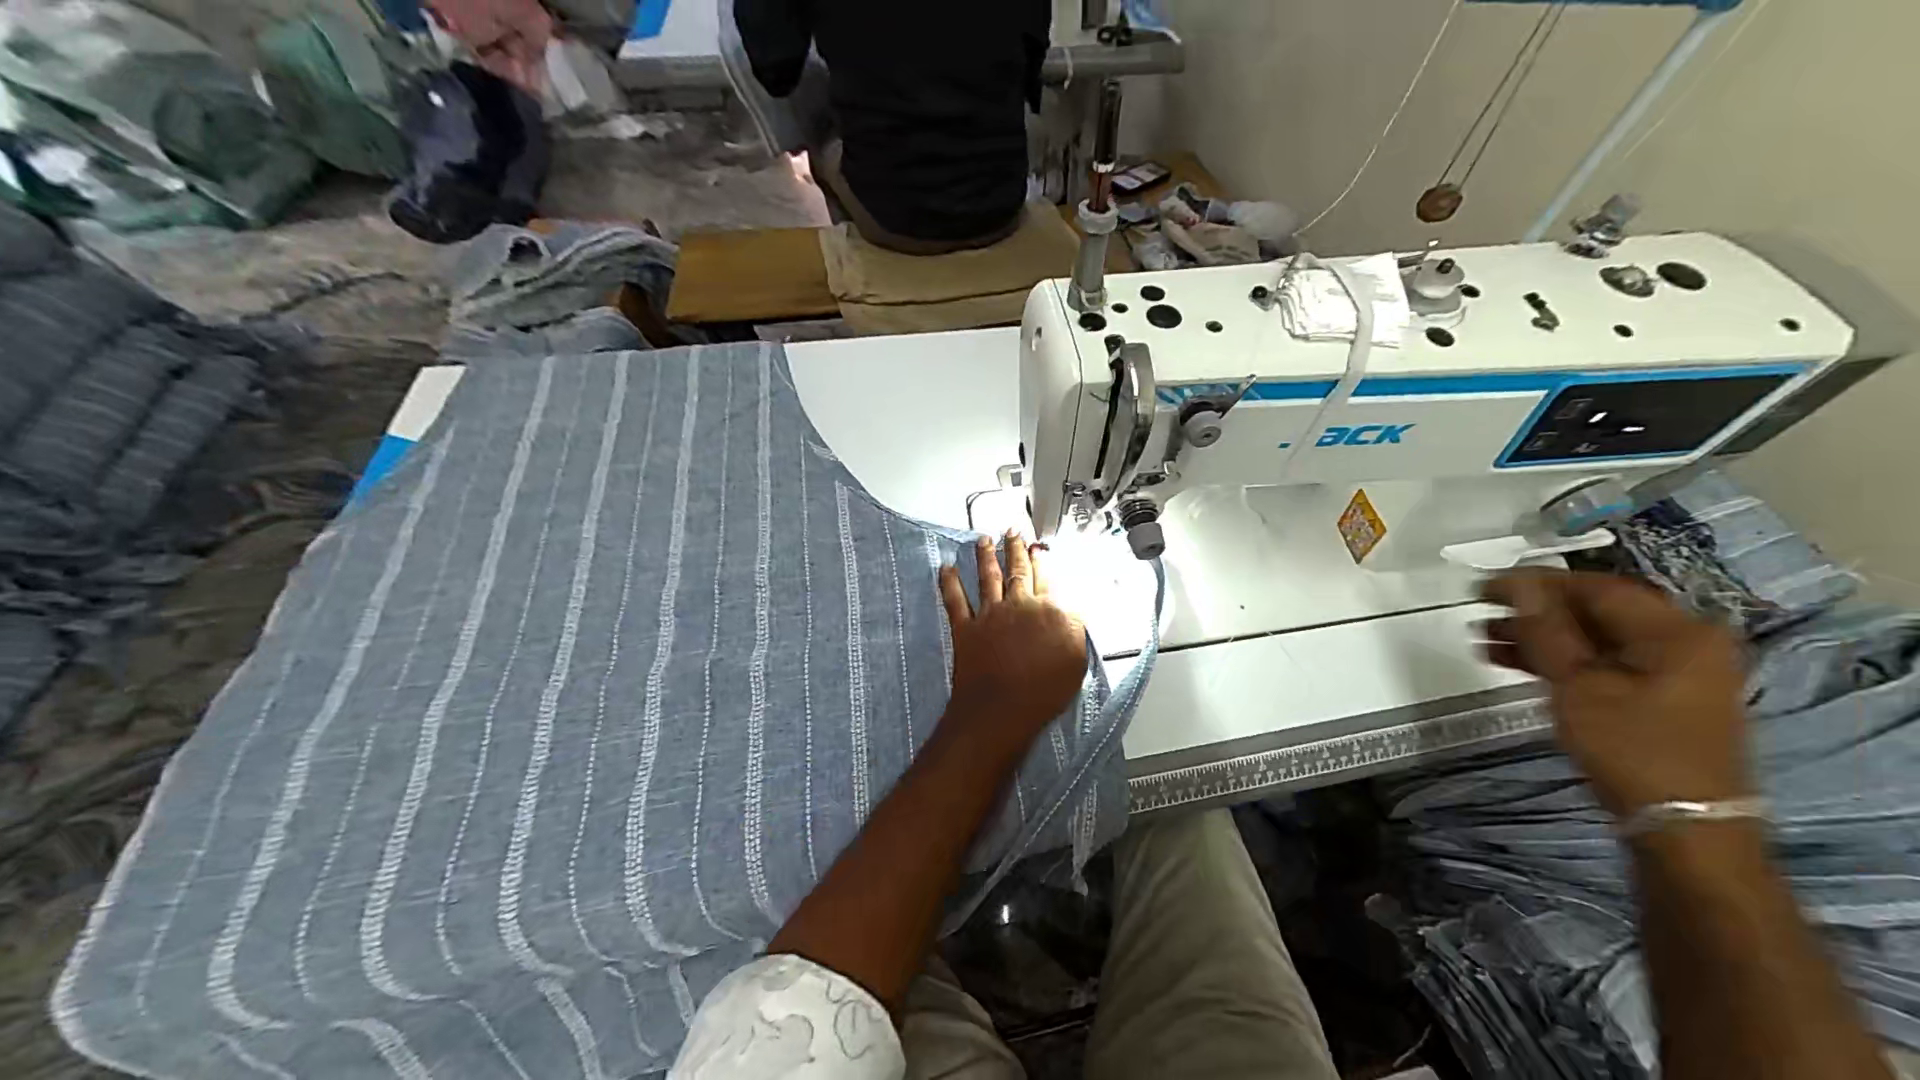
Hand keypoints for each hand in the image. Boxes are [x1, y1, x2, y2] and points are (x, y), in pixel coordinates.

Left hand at [937, 532, 1088, 750]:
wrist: (1002, 709)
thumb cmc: (1043, 692)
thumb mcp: (1075, 660)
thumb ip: (1073, 629)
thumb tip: (1071, 610)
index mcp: (1047, 611)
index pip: (1046, 578)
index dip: (1041, 561)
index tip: (1038, 547)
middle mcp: (1017, 606)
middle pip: (1017, 570)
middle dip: (1015, 549)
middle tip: (1012, 531)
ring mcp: (989, 615)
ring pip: (988, 577)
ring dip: (985, 556)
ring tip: (984, 540)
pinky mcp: (965, 628)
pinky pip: (955, 599)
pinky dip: (950, 582)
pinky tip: (946, 568)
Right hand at [1480, 569, 1751, 817]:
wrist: (1684, 828)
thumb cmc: (1633, 750)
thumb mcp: (1578, 685)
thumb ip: (1546, 630)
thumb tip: (1517, 583)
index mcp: (1675, 632)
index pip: (1595, 587)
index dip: (1536, 583)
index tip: (1484, 586)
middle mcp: (1683, 642)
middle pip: (1595, 610)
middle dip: (1534, 610)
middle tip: (1480, 611)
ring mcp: (1674, 671)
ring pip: (1594, 638)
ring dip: (1540, 636)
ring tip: (1485, 639)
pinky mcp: (1658, 696)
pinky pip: (1602, 662)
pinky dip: (1560, 659)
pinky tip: (1514, 661)